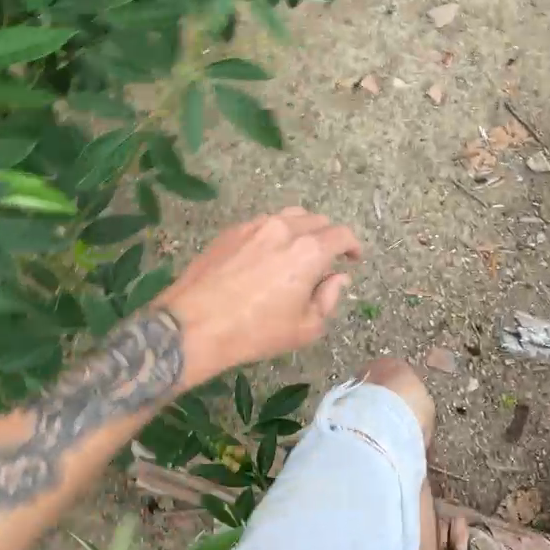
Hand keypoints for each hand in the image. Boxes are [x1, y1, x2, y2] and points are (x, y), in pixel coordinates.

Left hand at [154, 208, 361, 385]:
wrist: (195, 325)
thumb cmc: (257, 332)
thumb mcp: (306, 327)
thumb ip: (328, 298)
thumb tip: (338, 278)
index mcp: (309, 251)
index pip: (342, 235)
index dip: (353, 246)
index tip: (354, 258)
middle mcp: (284, 229)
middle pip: (317, 220)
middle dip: (329, 237)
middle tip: (328, 259)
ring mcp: (254, 227)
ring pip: (289, 216)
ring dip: (302, 230)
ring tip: (299, 252)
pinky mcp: (230, 232)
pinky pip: (262, 224)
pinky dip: (275, 234)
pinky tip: (268, 256)